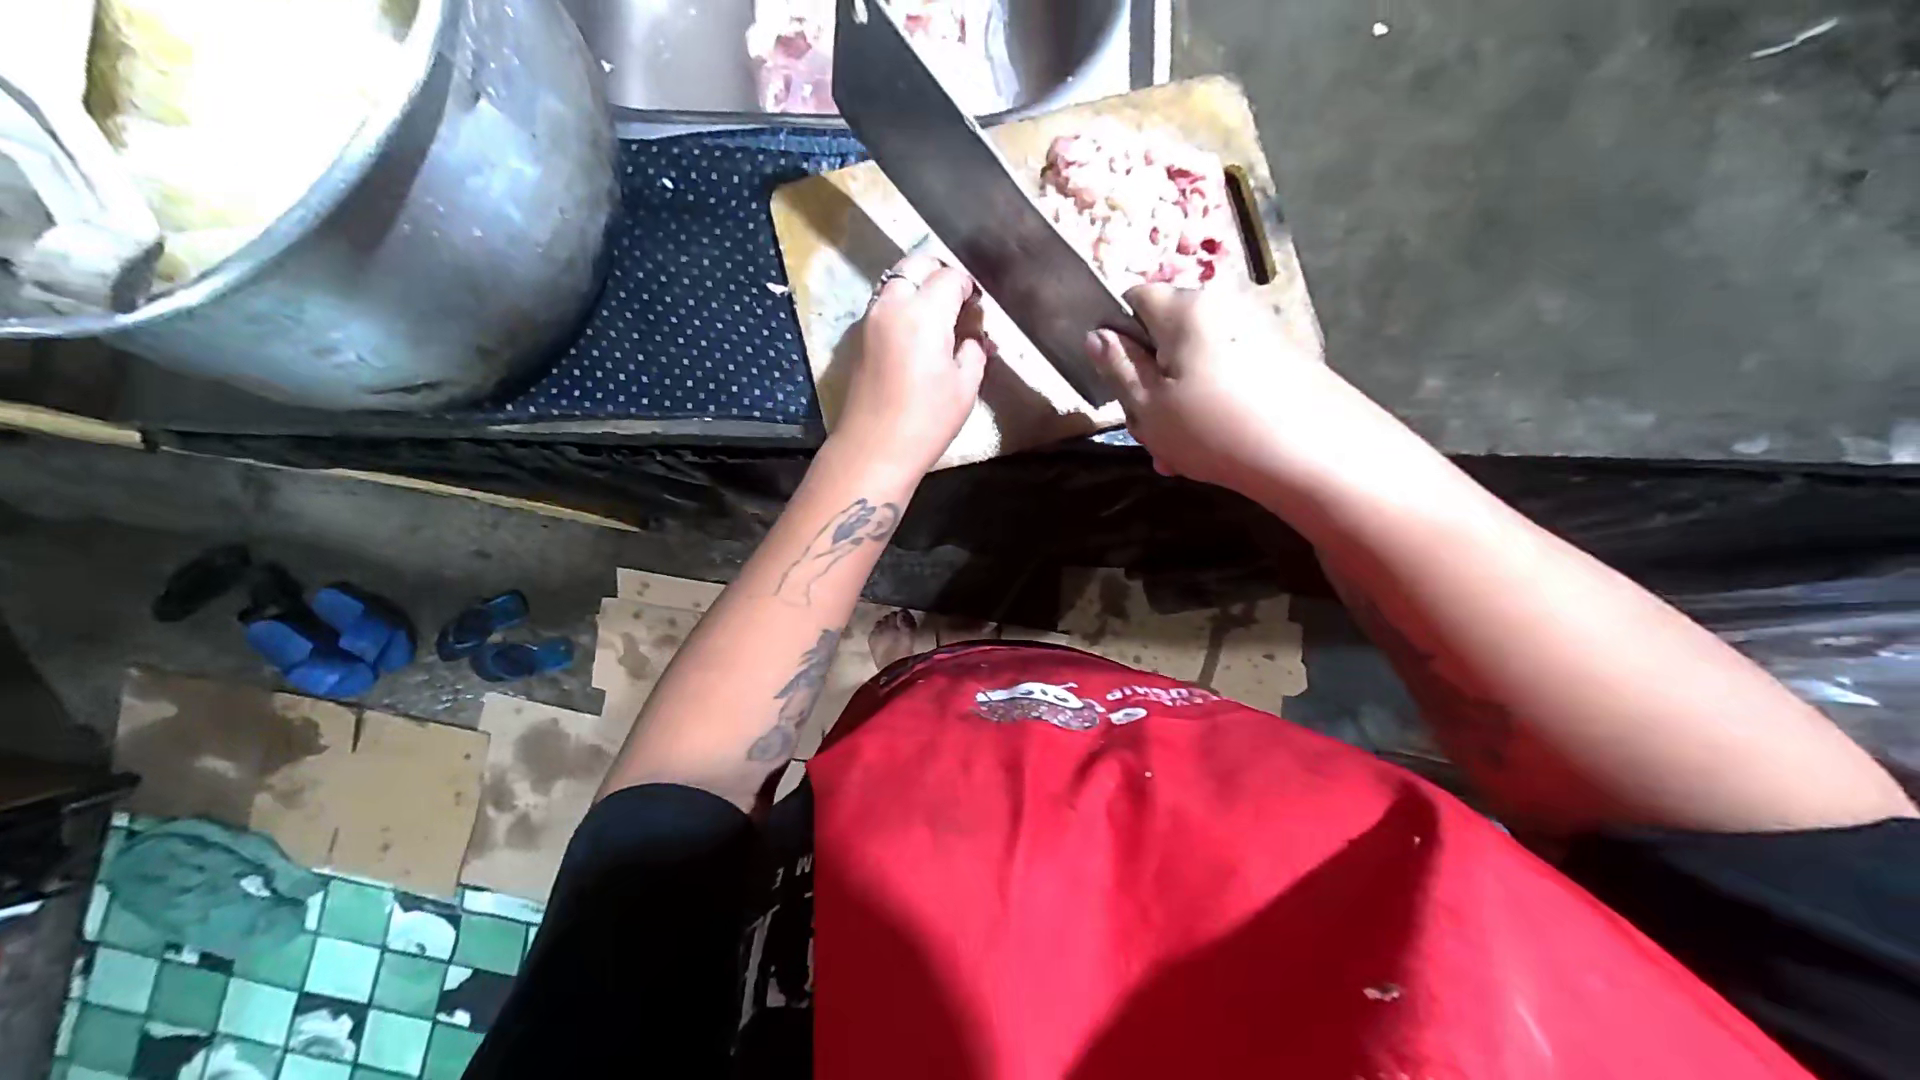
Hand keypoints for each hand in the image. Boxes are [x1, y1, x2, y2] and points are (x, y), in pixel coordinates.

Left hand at [830, 254, 988, 475]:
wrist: (874, 448)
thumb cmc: (927, 420)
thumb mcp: (965, 387)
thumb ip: (973, 351)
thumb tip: (972, 338)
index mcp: (924, 312)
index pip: (950, 277)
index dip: (968, 287)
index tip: (977, 305)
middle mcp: (893, 305)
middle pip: (916, 265)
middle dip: (939, 274)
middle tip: (956, 300)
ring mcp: (870, 319)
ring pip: (895, 282)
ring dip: (917, 286)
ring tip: (936, 315)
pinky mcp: (859, 337)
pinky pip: (883, 304)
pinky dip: (900, 305)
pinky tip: (915, 332)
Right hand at [1086, 284, 1431, 505]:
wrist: (1317, 456)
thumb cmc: (1215, 428)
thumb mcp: (1147, 407)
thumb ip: (1116, 367)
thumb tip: (1097, 335)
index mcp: (1186, 307)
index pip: (1133, 297)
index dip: (1118, 337)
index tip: (1121, 382)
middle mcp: (1225, 304)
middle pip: (1166, 334)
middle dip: (1151, 380)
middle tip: (1151, 429)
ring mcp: (1258, 329)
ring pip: (1195, 360)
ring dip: (1179, 399)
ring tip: (1181, 449)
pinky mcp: (1282, 356)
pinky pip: (1228, 372)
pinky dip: (1213, 401)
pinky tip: (1215, 443)